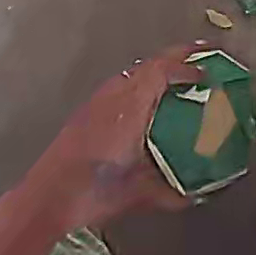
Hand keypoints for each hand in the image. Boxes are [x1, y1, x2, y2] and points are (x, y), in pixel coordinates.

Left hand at [23, 43, 205, 230]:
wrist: (47, 196)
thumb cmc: (95, 190)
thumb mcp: (138, 193)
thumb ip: (170, 192)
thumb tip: (197, 195)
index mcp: (132, 104)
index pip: (164, 69)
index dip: (188, 67)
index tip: (208, 74)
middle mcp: (117, 91)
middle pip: (152, 62)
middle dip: (179, 57)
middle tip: (202, 57)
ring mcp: (100, 98)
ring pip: (136, 71)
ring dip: (160, 69)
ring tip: (180, 77)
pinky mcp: (89, 109)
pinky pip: (124, 83)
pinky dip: (143, 82)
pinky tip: (148, 101)